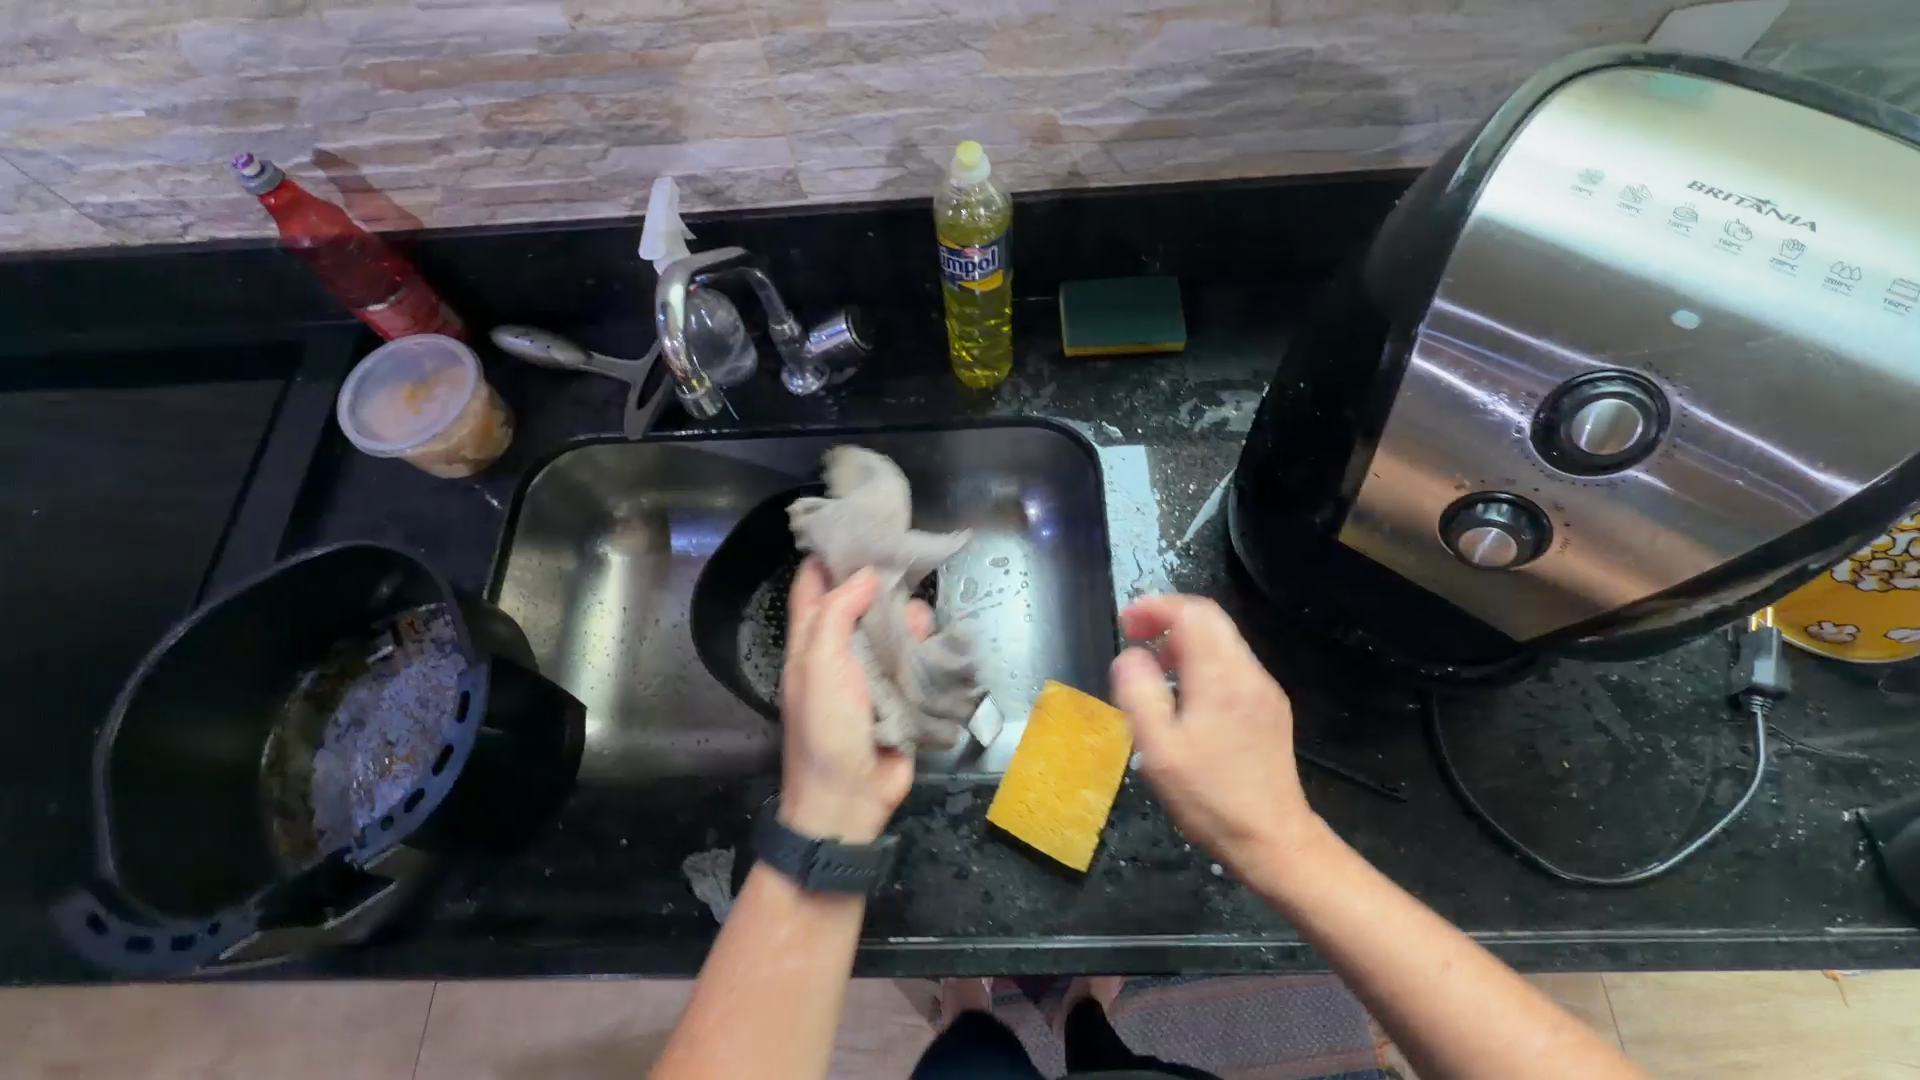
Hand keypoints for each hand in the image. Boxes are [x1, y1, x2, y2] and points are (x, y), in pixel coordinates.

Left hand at [778, 558, 928, 842]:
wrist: (850, 798)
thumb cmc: (826, 728)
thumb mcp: (820, 665)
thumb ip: (836, 614)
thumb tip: (864, 574)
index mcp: (810, 642)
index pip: (813, 586)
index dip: (829, 556)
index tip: (857, 525)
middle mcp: (841, 650)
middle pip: (859, 601)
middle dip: (879, 580)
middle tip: (906, 551)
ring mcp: (872, 672)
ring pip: (892, 627)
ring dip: (907, 615)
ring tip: (922, 603)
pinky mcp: (901, 692)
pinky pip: (915, 658)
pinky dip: (925, 646)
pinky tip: (936, 635)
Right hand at [1109, 594, 1319, 875]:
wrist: (1274, 840)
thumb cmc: (1209, 797)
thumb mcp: (1159, 749)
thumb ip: (1139, 693)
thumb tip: (1130, 656)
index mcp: (1220, 677)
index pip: (1191, 613)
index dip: (1154, 607)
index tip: (1125, 623)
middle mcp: (1248, 673)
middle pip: (1210, 619)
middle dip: (1168, 617)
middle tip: (1133, 636)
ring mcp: (1263, 690)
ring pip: (1222, 641)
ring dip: (1184, 639)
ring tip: (1152, 666)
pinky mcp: (1269, 708)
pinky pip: (1232, 665)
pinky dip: (1201, 660)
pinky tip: (1183, 693)